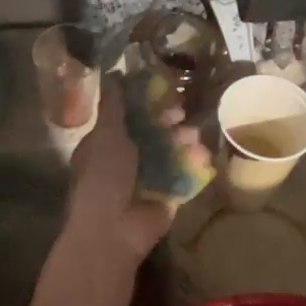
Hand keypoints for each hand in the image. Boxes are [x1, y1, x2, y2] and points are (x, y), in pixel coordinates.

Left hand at [66, 81, 205, 265]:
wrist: (113, 230)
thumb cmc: (104, 178)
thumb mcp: (106, 136)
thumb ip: (113, 107)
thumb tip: (112, 75)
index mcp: (103, 146)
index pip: (126, 118)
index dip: (144, 104)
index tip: (161, 92)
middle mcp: (124, 161)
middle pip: (151, 134)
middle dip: (167, 122)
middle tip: (180, 114)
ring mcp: (146, 180)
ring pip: (169, 152)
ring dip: (182, 140)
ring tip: (192, 136)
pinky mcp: (167, 196)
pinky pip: (183, 175)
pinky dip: (193, 163)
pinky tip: (202, 154)